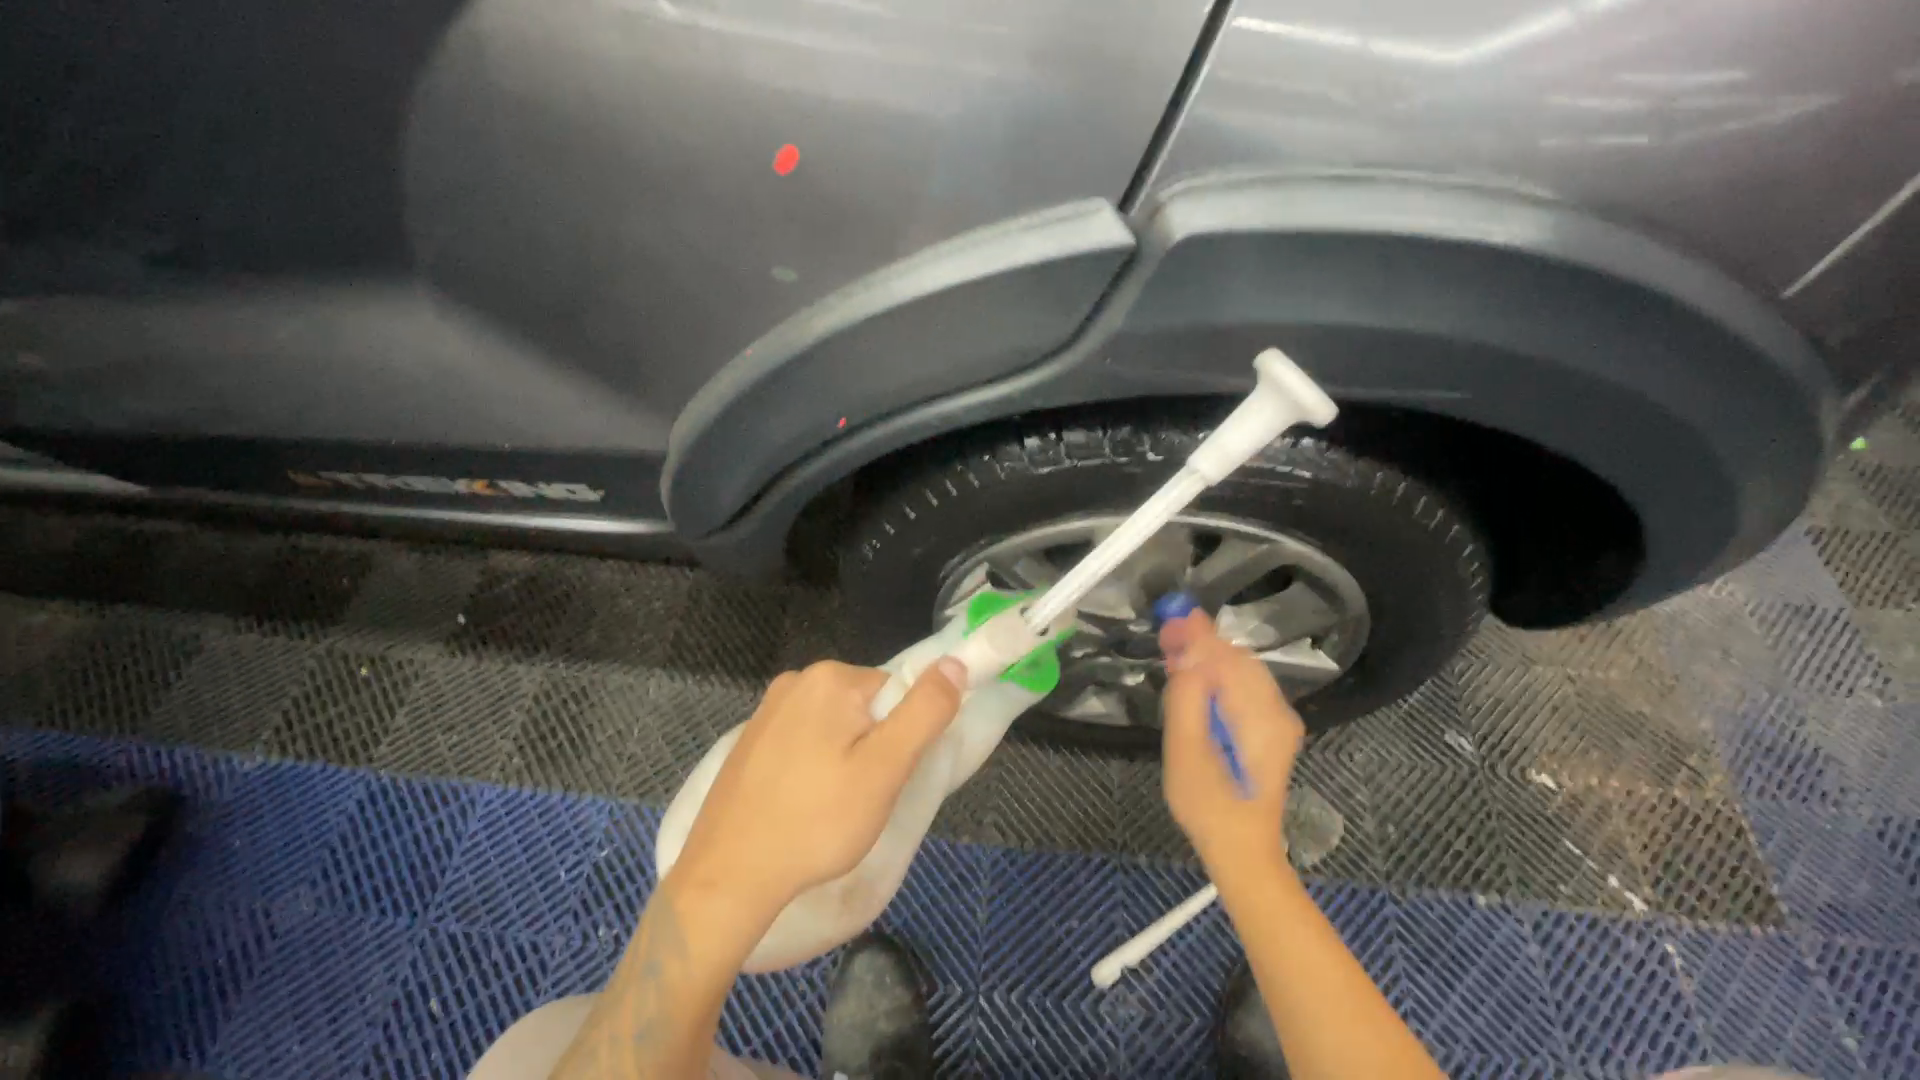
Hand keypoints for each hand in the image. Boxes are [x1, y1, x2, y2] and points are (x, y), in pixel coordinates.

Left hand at [670, 658, 966, 914]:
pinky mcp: (750, 740)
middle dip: (872, 749)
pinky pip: (803, 743)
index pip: (896, 693)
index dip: (901, 738)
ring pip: (835, 728)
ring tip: (829, 809)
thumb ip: (925, 711)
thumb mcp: (886, 768)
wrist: (729, 875)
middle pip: (866, 708)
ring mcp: (767, 710)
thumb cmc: (817, 822)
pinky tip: (801, 808)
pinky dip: (812, 770)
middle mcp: (796, 680)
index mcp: (830, 678)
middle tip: (860, 799)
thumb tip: (956, 663)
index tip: (885, 778)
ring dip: (843, 761)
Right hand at [1159, 611, 1305, 874]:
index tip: (1171, 616)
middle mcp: (1277, 711)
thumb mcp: (1185, 752)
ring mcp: (1280, 721)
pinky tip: (1198, 686)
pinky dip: (1222, 679)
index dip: (1198, 634)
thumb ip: (1187, 699)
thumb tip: (1187, 653)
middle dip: (1203, 643)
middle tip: (1167, 638)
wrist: (1243, 850)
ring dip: (1211, 660)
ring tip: (1176, 658)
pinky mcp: (1274, 731)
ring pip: (1244, 673)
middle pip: (1238, 660)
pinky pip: (1247, 690)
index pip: (1227, 657)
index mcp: (1258, 715)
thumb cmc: (1208, 806)